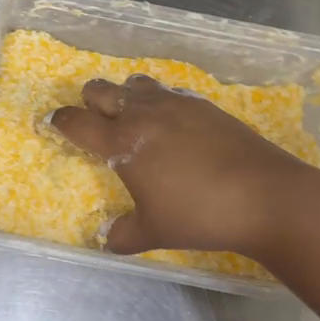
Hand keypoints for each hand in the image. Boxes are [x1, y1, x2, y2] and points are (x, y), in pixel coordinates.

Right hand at [50, 74, 315, 257]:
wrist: (266, 196)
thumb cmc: (201, 215)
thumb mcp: (155, 231)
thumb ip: (123, 233)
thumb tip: (106, 237)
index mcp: (122, 141)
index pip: (77, 121)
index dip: (60, 121)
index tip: (54, 122)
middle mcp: (143, 113)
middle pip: (101, 89)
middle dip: (89, 101)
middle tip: (92, 119)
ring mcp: (175, 103)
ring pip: (134, 83)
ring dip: (124, 95)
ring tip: (131, 116)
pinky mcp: (203, 104)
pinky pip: (167, 91)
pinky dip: (157, 100)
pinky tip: (169, 122)